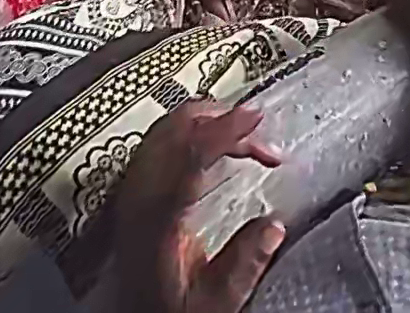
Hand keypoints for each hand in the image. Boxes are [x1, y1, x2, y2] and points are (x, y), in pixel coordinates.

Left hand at [113, 101, 287, 312]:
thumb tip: (275, 225)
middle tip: (258, 129)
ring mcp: (134, 179)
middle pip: (179, 129)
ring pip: (169, 126)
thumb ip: (244, 264)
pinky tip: (212, 139)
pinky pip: (161, 135)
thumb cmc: (171, 307)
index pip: (192, 153)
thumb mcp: (214, 302)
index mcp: (160, 213)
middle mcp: (141, 187)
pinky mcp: (134, 178)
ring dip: (206, 120)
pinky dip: (190, 127)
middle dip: (222, 119)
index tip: (253, 116)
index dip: (225, 129)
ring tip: (242, 132)